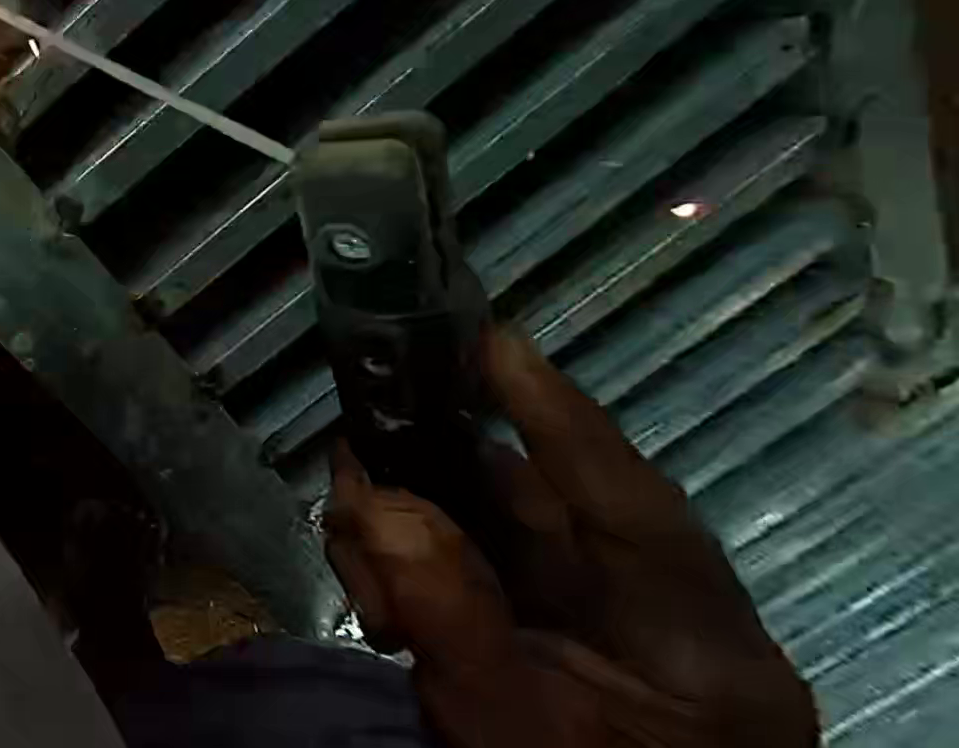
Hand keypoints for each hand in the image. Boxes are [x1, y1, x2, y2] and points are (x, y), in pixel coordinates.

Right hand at [324, 329, 816, 747]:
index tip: (494, 339)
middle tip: (354, 469)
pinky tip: (374, 600)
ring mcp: (562, 605)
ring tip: (356, 557)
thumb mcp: (511, 729)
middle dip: (424, 477)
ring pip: (462, 516)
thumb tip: (375, 500)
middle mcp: (629, 603)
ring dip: (392, 524)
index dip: (559, 415)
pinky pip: (436, 549)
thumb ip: (451, 613)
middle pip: (518, 497)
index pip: (632, 501)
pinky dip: (389, 558)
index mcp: (692, 642)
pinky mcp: (507, 608)